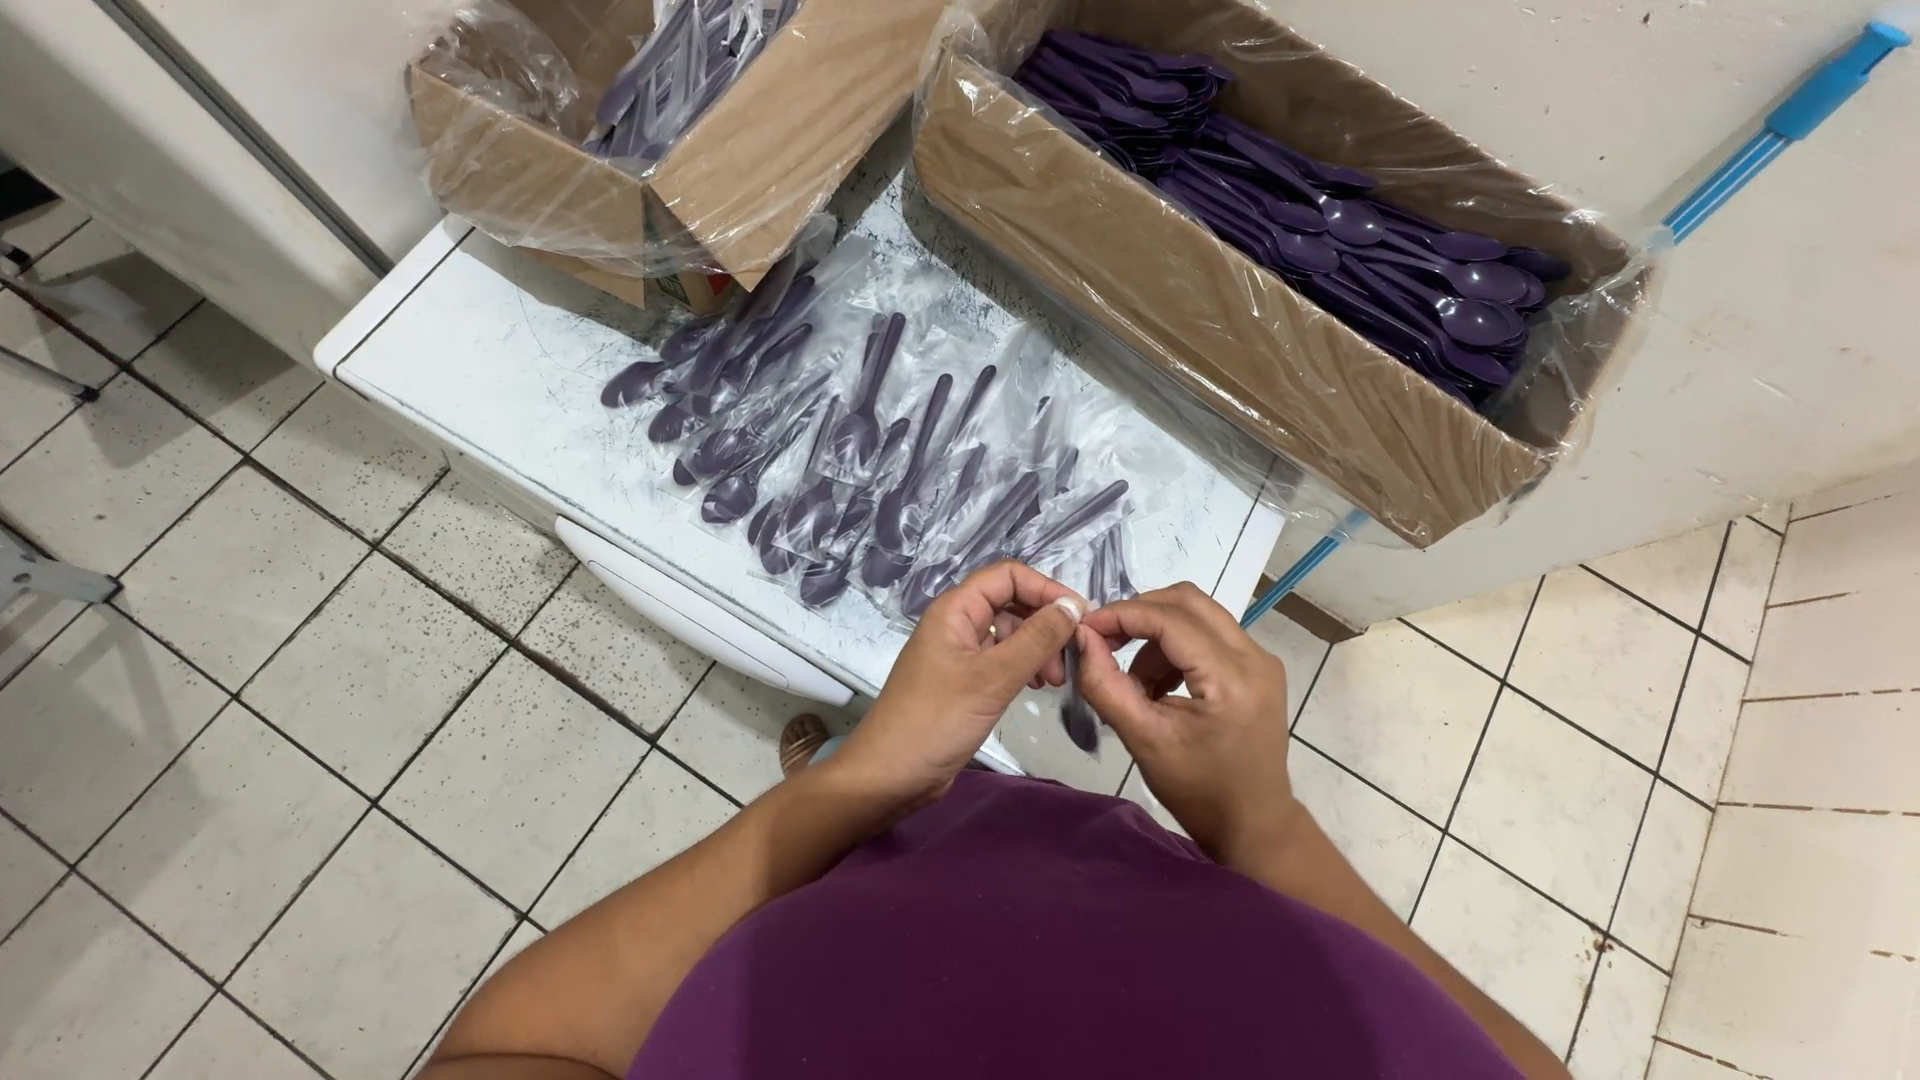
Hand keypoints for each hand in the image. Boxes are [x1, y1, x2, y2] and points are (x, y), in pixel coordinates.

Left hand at [829, 561, 1084, 806]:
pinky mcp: (964, 681)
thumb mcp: (993, 677)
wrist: (890, 775)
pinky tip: (1038, 687)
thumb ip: (1036, 639)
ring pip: (1010, 634)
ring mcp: (959, 653)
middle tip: (1070, 658)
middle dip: (1045, 624)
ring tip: (1055, 681)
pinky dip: (1024, 667)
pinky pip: (1002, 660)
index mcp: (955, 609)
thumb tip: (1074, 606)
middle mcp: (957, 623)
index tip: (1080, 617)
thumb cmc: (936, 720)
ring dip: (1038, 649)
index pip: (1009, 576)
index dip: (1047, 589)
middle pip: (1012, 603)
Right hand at [1077, 583, 1300, 863]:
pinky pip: (1209, 633)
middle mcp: (1255, 657)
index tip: (1086, 628)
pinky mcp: (1258, 666)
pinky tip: (1159, 683)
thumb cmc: (1197, 790)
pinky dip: (1175, 645)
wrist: (1252, 823)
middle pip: (1188, 600)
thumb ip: (1106, 685)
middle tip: (1106, 640)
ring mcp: (1261, 659)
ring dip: (1156, 632)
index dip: (1122, 615)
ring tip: (1134, 678)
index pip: (1170, 620)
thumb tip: (1082, 637)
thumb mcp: (1142, 740)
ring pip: (1198, 613)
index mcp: (1231, 679)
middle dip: (1139, 612)